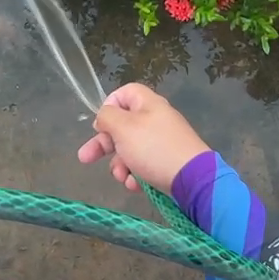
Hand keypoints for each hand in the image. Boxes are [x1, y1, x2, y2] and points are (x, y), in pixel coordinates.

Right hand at [76, 83, 211, 192]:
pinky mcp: (166, 163)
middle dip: (103, 145)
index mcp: (147, 104)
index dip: (108, 106)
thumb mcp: (123, 128)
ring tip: (122, 177)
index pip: (124, 93)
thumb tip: (103, 117)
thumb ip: (107, 117)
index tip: (100, 124)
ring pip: (130, 150)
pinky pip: (143, 165)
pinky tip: (136, 185)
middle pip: (121, 126)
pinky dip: (136, 175)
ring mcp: (162, 143)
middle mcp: (155, 120)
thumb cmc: (154, 148)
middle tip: (86, 158)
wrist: (192, 180)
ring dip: (120, 165)